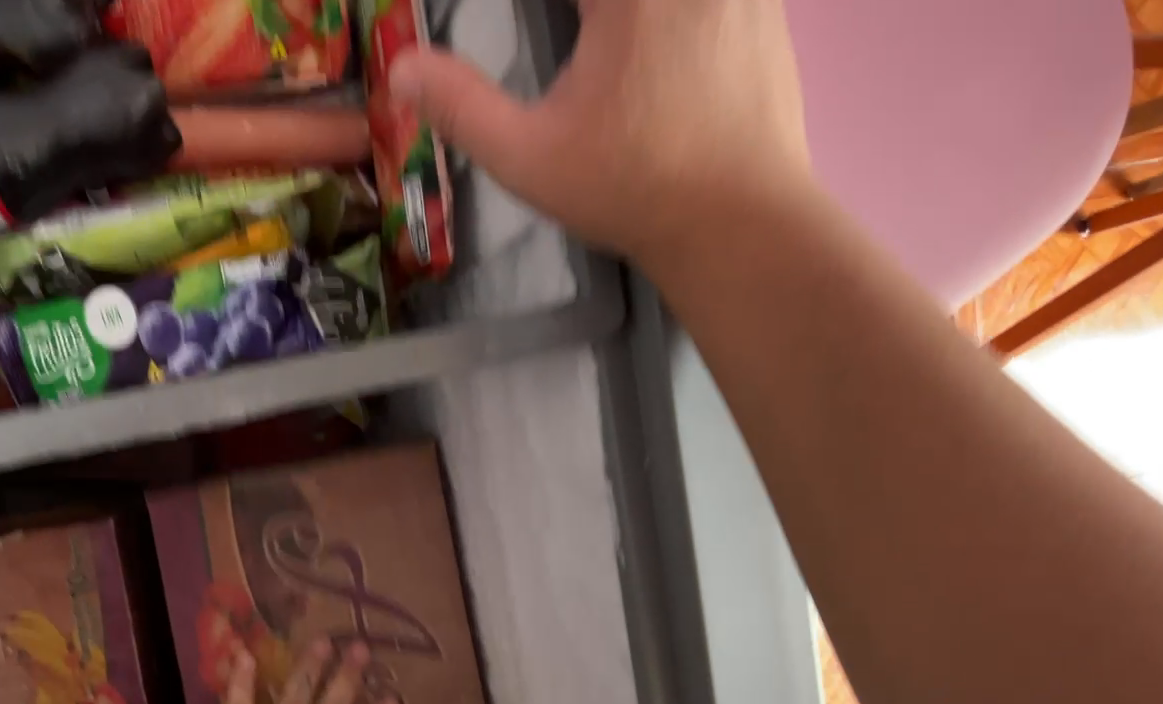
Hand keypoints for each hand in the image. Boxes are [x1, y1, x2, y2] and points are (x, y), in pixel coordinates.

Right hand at [389, 0, 812, 267]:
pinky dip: (653, 16)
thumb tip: (398, 69)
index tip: (500, 22)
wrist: (739, 222)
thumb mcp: (528, 157)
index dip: (521, 7)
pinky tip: (643, 54)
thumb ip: (460, 106)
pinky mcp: (764, 3)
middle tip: (554, 38)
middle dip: (567, 14)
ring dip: (602, 16)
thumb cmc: (629, 190)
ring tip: (583, 41)